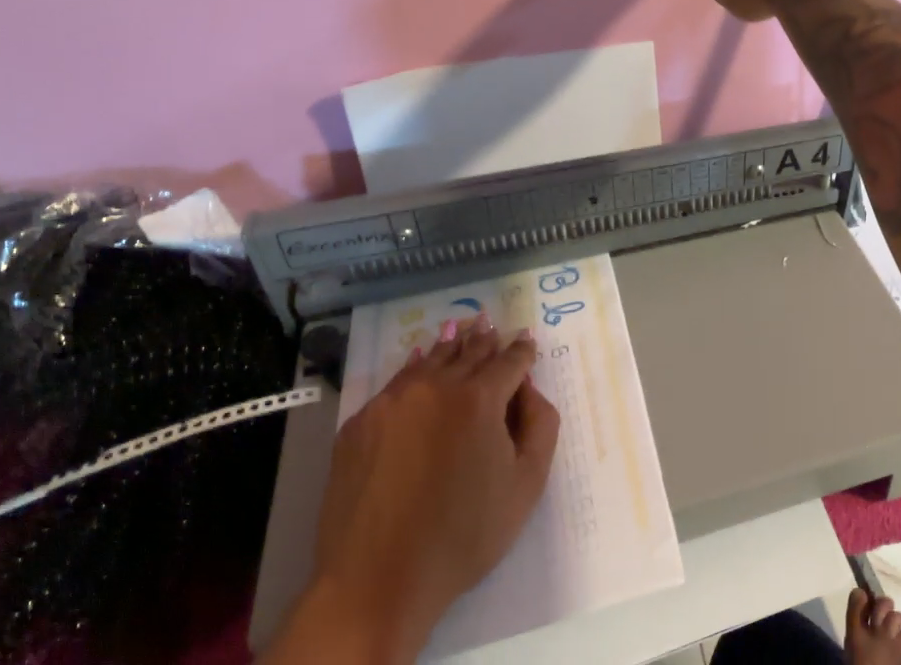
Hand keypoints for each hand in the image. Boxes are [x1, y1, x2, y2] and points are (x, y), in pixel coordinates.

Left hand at [293, 316, 559, 663]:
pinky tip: (421, 361)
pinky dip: (416, 368)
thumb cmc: (465, 534)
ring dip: (451, 346)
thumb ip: (540, 424)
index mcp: (480, 399)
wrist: (378, 577)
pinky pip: (396, 383)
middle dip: (486, 340)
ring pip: (430, 361)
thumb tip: (528, 389)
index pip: (509, 361)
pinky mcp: (359, 423)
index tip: (528, 340)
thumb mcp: (527, 483)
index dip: (522, 350)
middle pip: (468, 353)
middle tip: (493, 324)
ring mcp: (391, 402)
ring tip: (462, 329)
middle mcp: (435, 387)